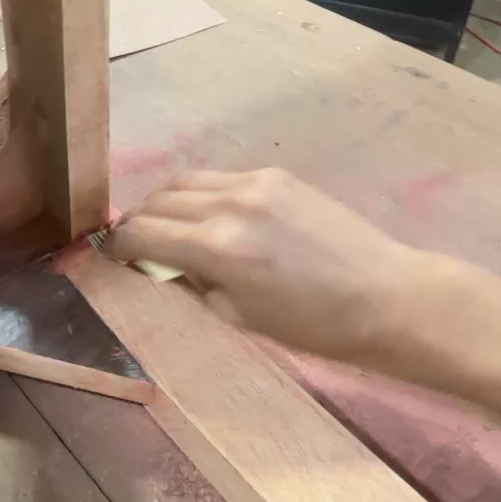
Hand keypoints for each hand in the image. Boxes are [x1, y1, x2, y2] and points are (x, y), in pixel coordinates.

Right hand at [104, 169, 483, 361]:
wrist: (390, 298)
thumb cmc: (315, 326)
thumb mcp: (240, 317)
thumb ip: (193, 283)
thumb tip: (163, 264)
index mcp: (217, 248)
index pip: (142, 233)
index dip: (119, 244)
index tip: (111, 252)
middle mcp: (227, 206)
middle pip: (157, 201)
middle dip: (137, 221)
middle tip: (135, 241)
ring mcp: (253, 184)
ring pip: (183, 181)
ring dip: (164, 202)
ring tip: (167, 223)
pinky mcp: (274, 175)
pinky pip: (218, 179)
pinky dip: (200, 194)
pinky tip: (210, 214)